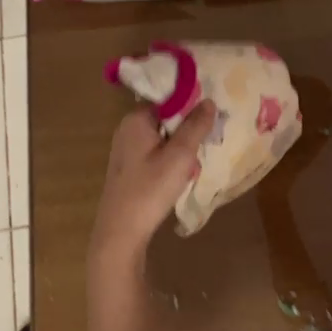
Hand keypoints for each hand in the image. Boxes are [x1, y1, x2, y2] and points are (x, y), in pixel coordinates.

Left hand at [88, 101, 216, 272]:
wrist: (121, 231)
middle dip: (188, 130)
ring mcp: (127, 149)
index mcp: (136, 119)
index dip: (191, 106)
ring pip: (164, 136)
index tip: (209, 120)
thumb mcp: (181, 155)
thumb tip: (208, 101)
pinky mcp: (129, 167)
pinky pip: (156, 152)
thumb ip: (196, 125)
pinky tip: (180, 176)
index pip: (169, 98)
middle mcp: (128, 128)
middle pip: (167, 117)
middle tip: (204, 146)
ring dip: (181, 147)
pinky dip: (170, 159)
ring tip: (193, 164)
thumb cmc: (151, 189)